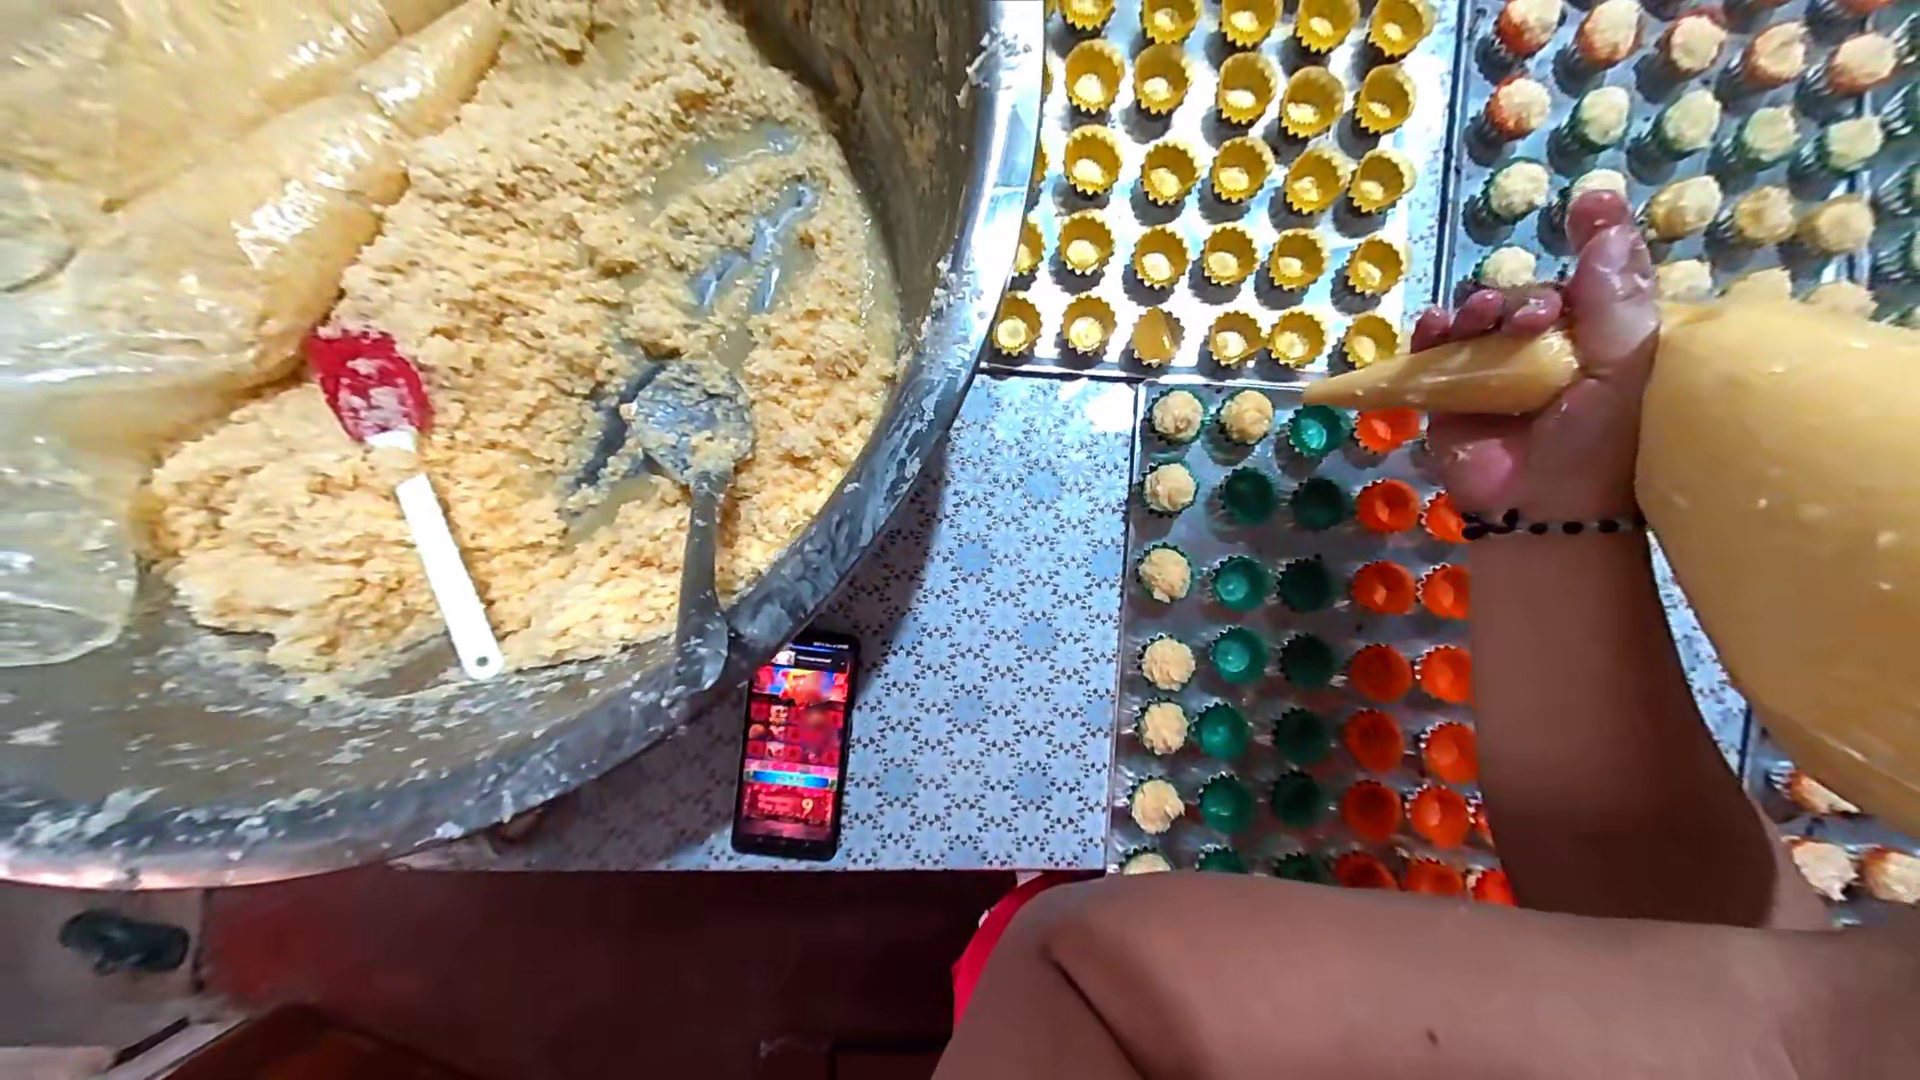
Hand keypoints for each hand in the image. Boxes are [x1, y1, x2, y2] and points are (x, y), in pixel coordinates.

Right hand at [1419, 191, 1660, 522]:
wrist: (1535, 504)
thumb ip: (1616, 306)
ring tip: (1479, 317)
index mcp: (1594, 340)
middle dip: (1524, 296)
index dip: (1593, 236)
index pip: (1592, 278)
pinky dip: (1429, 333)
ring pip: (1475, 320)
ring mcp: (1488, 371)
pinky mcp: (1445, 393)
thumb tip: (1607, 237)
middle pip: (1524, 297)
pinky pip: (1430, 354)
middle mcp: (1540, 349)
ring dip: (1476, 308)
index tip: (1590, 201)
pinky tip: (1436, 324)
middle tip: (1531, 316)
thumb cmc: (1594, 445)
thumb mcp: (1623, 371)